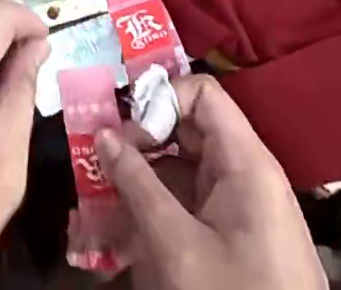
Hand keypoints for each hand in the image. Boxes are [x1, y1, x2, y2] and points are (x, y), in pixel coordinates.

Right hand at [95, 74, 325, 289]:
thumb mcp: (177, 245)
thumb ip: (136, 183)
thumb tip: (102, 133)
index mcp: (245, 163)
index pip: (201, 94)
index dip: (160, 101)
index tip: (127, 133)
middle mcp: (245, 175)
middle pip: (185, 130)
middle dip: (137, 142)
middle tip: (100, 162)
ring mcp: (239, 207)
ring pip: (179, 169)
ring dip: (137, 182)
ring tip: (95, 208)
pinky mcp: (233, 237)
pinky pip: (186, 204)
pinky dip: (152, 210)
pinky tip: (116, 239)